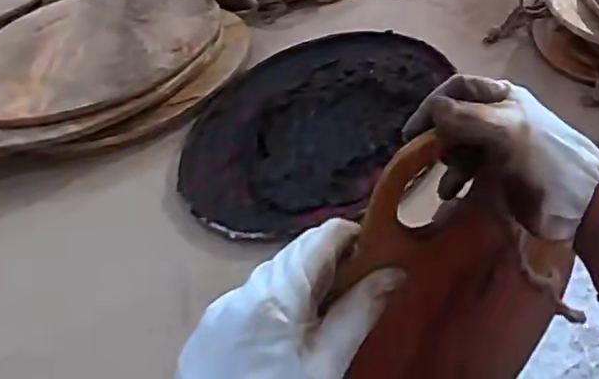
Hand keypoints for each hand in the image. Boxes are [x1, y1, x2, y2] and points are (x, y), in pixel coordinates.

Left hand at [176, 219, 404, 378]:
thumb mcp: (327, 368)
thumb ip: (361, 310)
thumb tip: (396, 271)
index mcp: (274, 292)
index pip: (326, 233)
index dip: (357, 240)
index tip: (377, 265)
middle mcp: (241, 290)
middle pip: (300, 252)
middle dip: (332, 267)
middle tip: (356, 300)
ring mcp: (216, 315)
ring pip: (276, 276)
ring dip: (304, 288)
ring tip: (322, 329)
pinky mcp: (203, 338)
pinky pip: (251, 302)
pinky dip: (276, 308)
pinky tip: (283, 346)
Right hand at [403, 75, 598, 240]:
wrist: (578, 202)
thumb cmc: (545, 157)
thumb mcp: (507, 132)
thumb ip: (470, 117)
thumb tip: (434, 108)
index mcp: (503, 97)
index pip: (459, 88)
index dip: (434, 104)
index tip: (412, 131)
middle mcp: (498, 115)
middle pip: (455, 117)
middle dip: (438, 136)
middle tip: (420, 160)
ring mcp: (499, 144)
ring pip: (459, 145)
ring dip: (447, 162)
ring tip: (448, 185)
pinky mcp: (499, 172)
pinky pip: (468, 169)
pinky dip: (456, 179)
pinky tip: (453, 195)